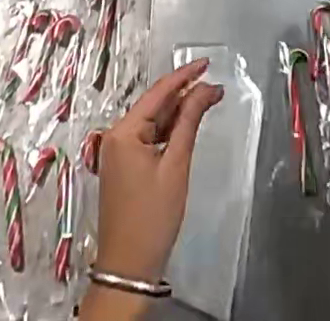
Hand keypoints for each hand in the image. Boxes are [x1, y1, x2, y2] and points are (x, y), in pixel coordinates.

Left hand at [94, 59, 224, 281]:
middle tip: (213, 85)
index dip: (184, 76)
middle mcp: (116, 135)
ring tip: (206, 100)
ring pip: (152, 121)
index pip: (158, 93)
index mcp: (123, 131)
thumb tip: (205, 90)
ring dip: (177, 112)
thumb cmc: (153, 217)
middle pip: (154, 105)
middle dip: (184, 93)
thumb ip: (189, 123)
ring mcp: (118, 151)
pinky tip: (186, 125)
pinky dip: (168, 130)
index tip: (206, 63)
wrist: (128, 267)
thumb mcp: (176, 166)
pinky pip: (148, 137)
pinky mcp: (123, 164)